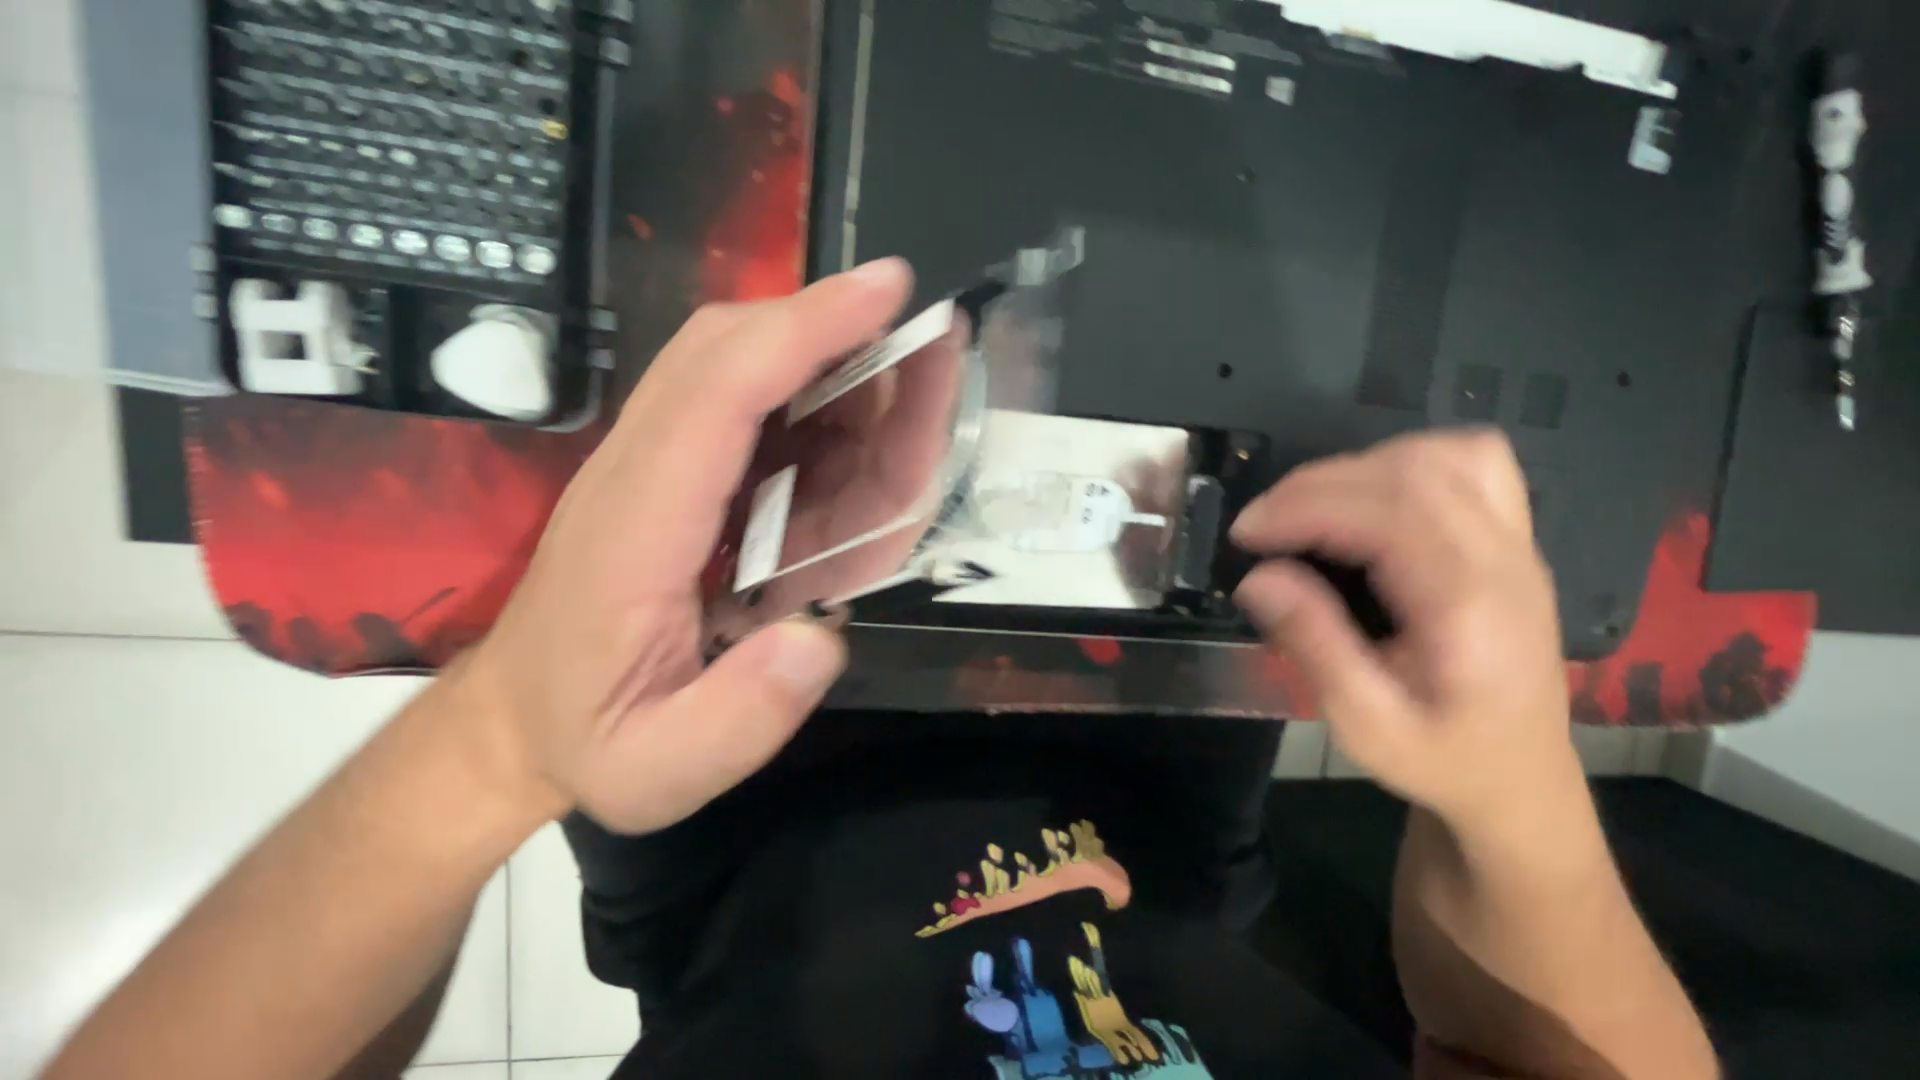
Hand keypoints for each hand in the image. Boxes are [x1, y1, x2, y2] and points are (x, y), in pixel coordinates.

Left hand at [447, 259, 915, 833]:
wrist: (513, 723)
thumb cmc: (590, 740)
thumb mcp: (662, 769)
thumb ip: (743, 716)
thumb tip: (823, 637)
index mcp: (637, 529)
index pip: (719, 393)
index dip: (804, 331)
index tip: (885, 291)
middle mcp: (637, 472)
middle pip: (725, 350)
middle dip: (833, 327)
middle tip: (929, 345)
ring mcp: (645, 464)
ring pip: (733, 366)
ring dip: (833, 365)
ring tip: (912, 398)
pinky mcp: (664, 473)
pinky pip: (738, 406)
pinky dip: (812, 405)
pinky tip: (860, 445)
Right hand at [1232, 430, 1581, 830]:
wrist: (1521, 780)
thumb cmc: (1442, 758)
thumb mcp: (1366, 725)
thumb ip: (1315, 646)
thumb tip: (1257, 578)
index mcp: (1469, 606)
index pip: (1388, 515)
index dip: (1304, 508)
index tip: (1245, 533)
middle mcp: (1504, 560)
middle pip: (1410, 475)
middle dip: (1317, 485)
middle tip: (1259, 525)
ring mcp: (1517, 544)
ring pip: (1442, 456)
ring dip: (1359, 467)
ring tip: (1307, 509)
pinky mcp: (1512, 540)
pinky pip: (1472, 464)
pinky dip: (1409, 461)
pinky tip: (1370, 495)